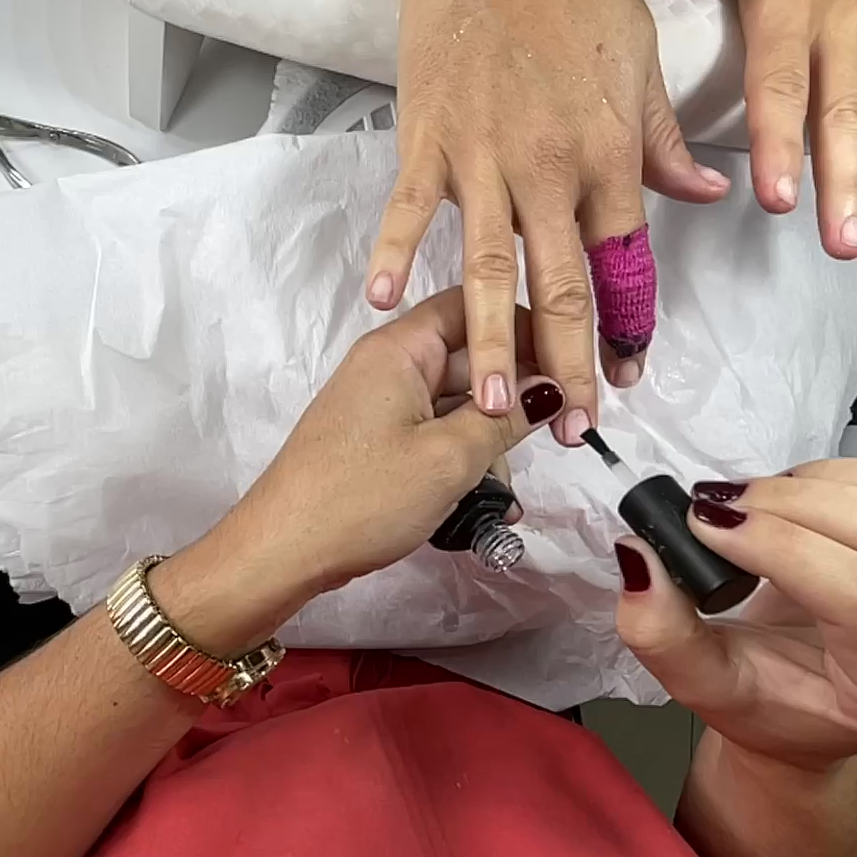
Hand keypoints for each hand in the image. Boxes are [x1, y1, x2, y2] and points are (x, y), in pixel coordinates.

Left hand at [152, 289, 563, 654]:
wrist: (284, 549)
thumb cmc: (363, 496)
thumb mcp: (448, 457)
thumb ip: (506, 418)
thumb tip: (553, 391)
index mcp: (399, 347)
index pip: (473, 307)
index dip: (525, 327)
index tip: (572, 362)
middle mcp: (389, 365)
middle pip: (470, 357)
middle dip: (517, 393)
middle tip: (567, 428)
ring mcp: (382, 404)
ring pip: (456, 402)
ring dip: (492, 436)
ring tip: (520, 480)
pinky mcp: (379, 440)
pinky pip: (434, 432)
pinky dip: (463, 455)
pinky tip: (490, 496)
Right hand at [362, 0, 730, 444]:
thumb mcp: (638, 58)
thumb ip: (663, 137)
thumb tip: (705, 197)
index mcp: (609, 150)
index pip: (622, 262)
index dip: (625, 326)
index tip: (623, 378)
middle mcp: (550, 169)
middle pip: (559, 285)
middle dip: (568, 363)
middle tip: (570, 426)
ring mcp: (482, 160)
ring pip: (488, 268)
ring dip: (492, 341)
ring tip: (495, 405)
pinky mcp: (426, 144)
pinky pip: (409, 209)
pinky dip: (392, 252)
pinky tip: (382, 302)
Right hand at [614, 459, 856, 772]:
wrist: (810, 704)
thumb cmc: (763, 704)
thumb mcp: (696, 681)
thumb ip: (659, 630)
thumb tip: (640, 556)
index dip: (782, 545)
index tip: (706, 523)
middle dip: (797, 503)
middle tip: (721, 503)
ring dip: (829, 482)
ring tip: (763, 497)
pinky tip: (809, 492)